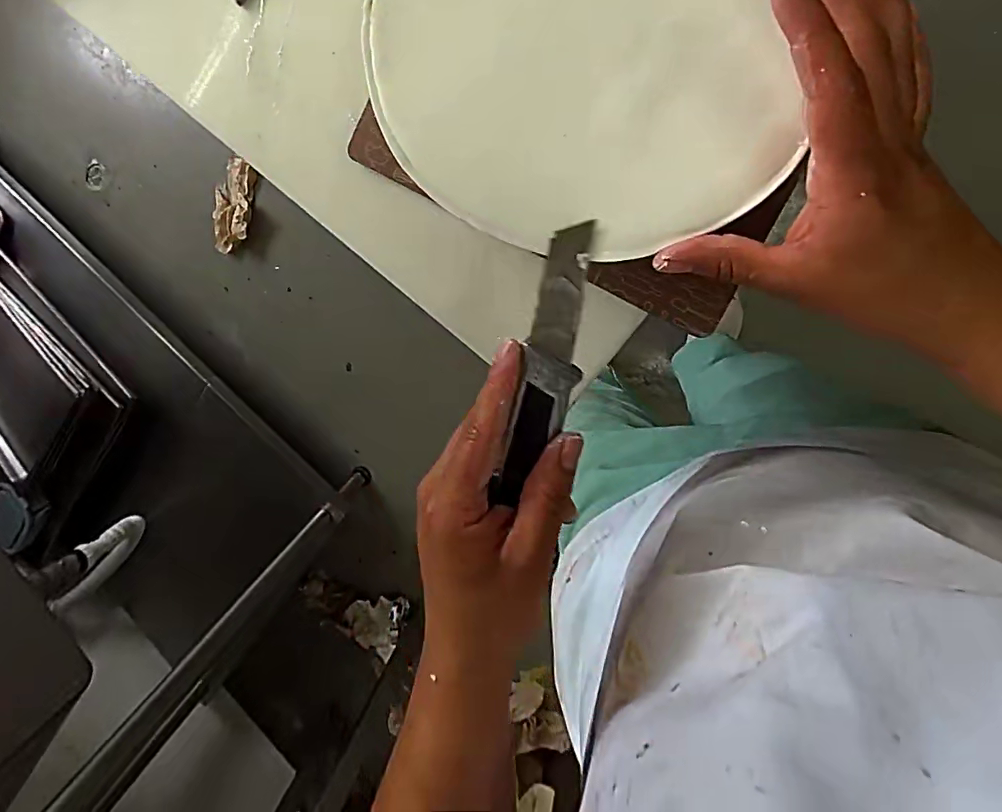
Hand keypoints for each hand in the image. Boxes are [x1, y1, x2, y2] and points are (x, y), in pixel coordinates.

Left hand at [416, 341, 581, 668]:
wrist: (462, 651)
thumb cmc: (496, 611)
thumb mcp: (530, 553)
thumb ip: (547, 492)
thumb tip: (566, 440)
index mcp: (451, 496)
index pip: (480, 429)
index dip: (498, 387)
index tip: (511, 350)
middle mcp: (436, 485)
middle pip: (476, 432)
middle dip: (511, 407)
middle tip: (546, 383)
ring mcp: (436, 492)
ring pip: (477, 447)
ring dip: (514, 443)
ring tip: (552, 448)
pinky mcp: (444, 502)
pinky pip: (475, 467)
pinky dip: (504, 465)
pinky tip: (534, 481)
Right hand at [652, 0, 1001, 359]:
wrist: (979, 308)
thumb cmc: (887, 293)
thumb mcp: (797, 282)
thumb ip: (728, 261)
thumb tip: (663, 255)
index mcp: (854, 162)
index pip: (831, 81)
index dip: (809, 29)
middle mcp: (889, 134)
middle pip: (870, 47)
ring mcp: (910, 134)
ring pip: (902, 51)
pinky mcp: (915, 142)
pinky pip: (911, 73)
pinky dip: (903, 32)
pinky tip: (895, 13)